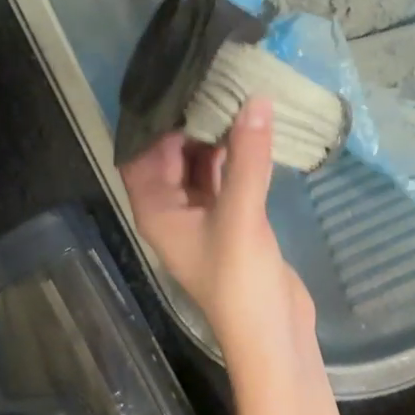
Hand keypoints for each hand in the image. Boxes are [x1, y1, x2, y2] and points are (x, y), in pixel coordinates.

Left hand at [118, 99, 314, 359]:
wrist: (273, 333)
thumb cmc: (240, 280)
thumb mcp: (240, 215)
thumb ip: (247, 158)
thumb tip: (255, 99)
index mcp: (157, 211)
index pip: (142, 155)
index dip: (156, 123)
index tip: (181, 85)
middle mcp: (174, 212)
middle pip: (172, 157)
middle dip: (190, 124)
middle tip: (216, 81)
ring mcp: (205, 218)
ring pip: (202, 168)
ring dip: (216, 139)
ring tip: (236, 97)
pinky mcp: (234, 223)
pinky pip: (227, 180)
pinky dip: (237, 158)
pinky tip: (254, 133)